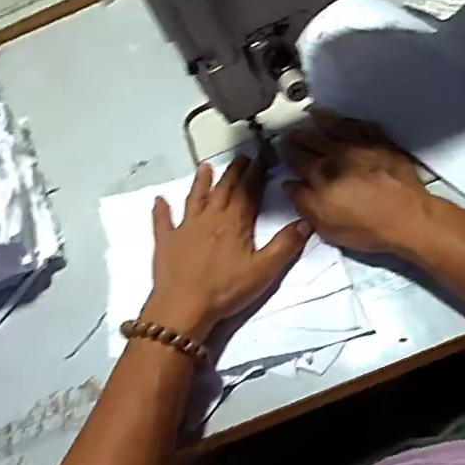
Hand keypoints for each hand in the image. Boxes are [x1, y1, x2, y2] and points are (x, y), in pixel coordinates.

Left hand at [142, 156, 311, 340]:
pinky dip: (161, 210)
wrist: (183, 306)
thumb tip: (304, 221)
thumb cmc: (225, 289)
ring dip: (201, 182)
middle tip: (240, 158)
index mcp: (234, 223)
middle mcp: (210, 218)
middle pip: (224, 190)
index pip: (248, 193)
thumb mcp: (264, 270)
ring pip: (195, 198)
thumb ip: (285, 245)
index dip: (255, 175)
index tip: (261, 159)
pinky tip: (159, 200)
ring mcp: (185, 228)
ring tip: (205, 167)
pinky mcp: (166, 242)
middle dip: (234, 173)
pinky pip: (162, 221)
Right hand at [282, 115, 444, 253]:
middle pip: (313, 141)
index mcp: (321, 176)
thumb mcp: (327, 227)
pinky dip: (350, 120)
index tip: (280, 147)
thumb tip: (289, 185)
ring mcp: (361, 146)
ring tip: (312, 113)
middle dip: (300, 135)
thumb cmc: (367, 228)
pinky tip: (346, 118)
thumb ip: (305, 204)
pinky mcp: (382, 144)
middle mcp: (338, 155)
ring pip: (335, 127)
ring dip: (321, 119)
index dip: (287, 153)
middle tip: (292, 131)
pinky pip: (362, 126)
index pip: (298, 160)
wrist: (409, 218)